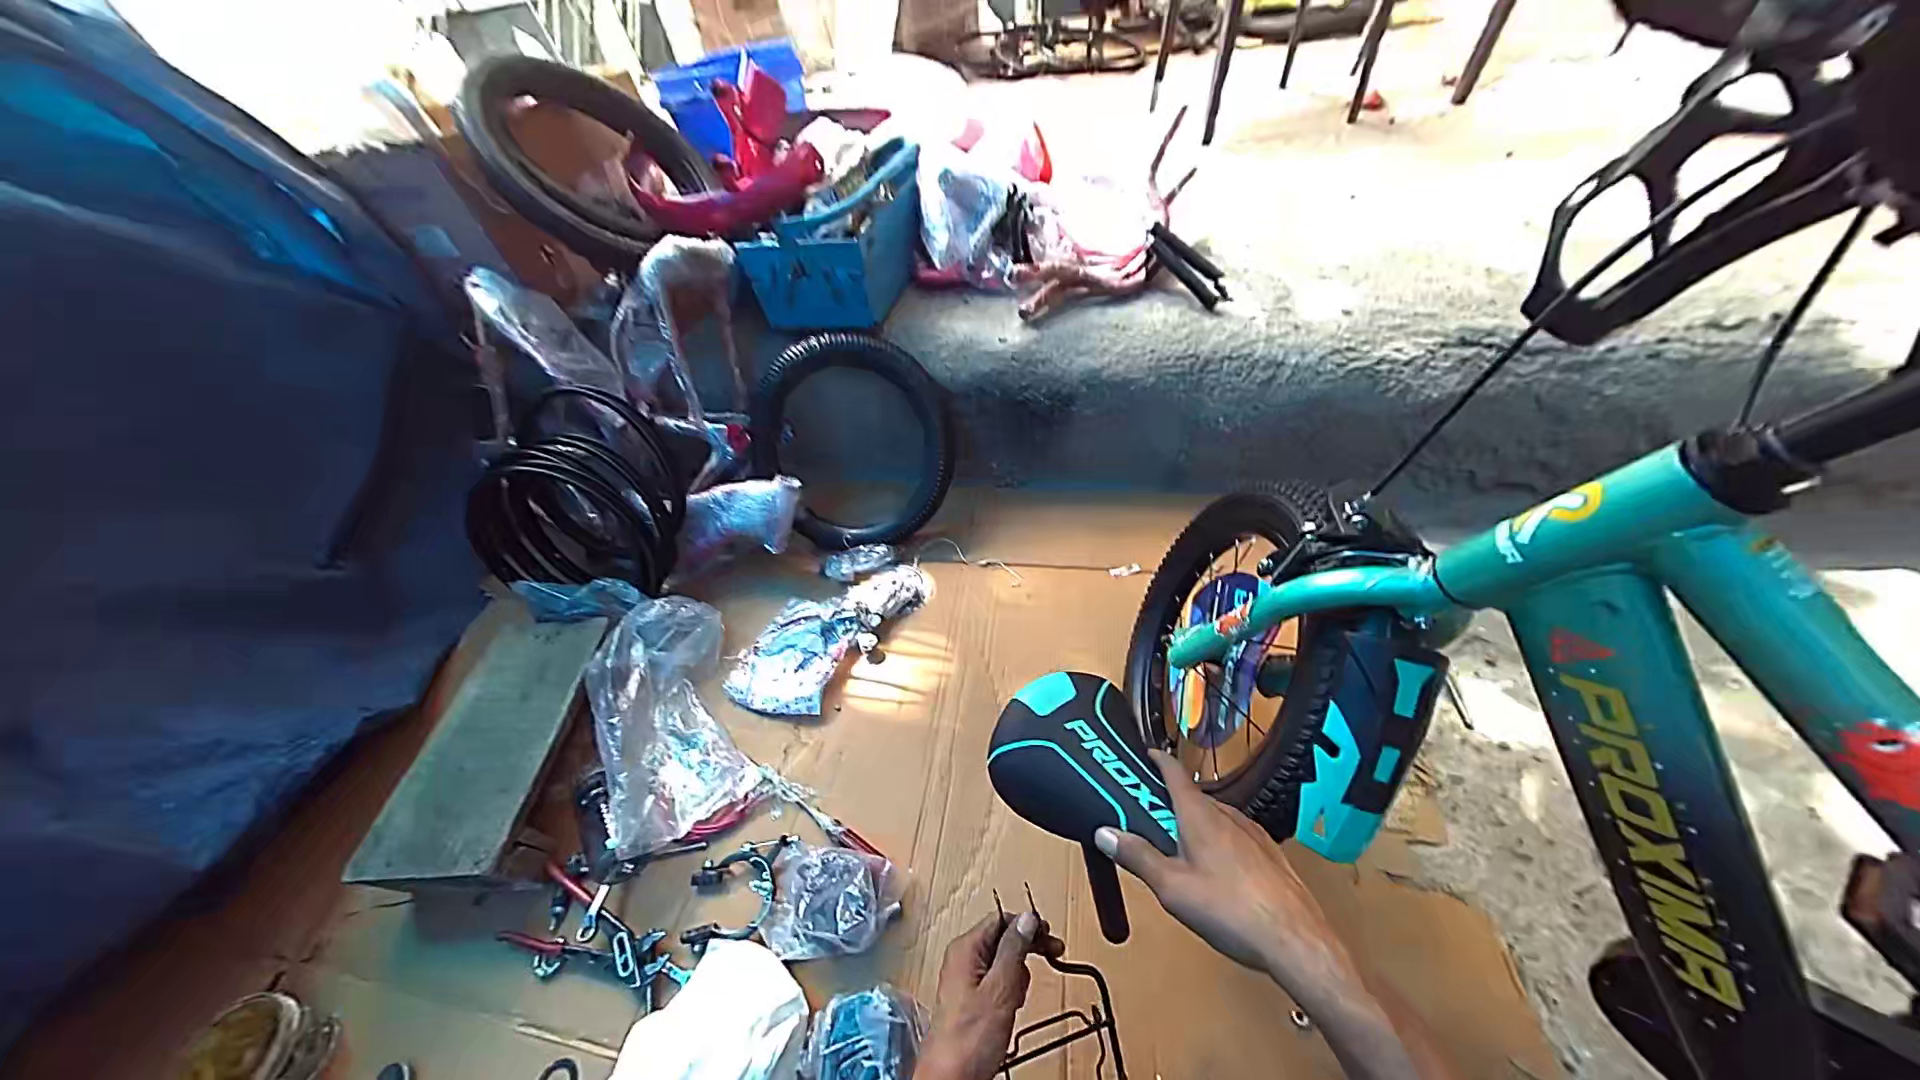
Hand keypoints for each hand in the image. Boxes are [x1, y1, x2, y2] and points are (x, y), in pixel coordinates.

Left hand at [916, 911, 1063, 1079]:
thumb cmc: (970, 1038)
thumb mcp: (1000, 989)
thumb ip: (1014, 950)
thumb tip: (1027, 918)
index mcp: (966, 947)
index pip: (1001, 919)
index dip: (1027, 925)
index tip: (1050, 937)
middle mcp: (963, 957)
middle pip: (1002, 938)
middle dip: (1026, 949)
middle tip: (1053, 954)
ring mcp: (966, 978)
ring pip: (1002, 961)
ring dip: (1018, 974)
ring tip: (1018, 996)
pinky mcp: (970, 998)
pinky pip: (997, 981)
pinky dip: (1010, 990)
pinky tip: (1012, 1006)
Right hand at [1097, 751, 1456, 1079]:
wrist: (1297, 943)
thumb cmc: (1231, 911)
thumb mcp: (1171, 888)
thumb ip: (1137, 856)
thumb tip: (1105, 833)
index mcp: (1200, 814)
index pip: (1175, 772)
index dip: (1158, 759)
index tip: (1147, 753)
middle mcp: (1229, 815)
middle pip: (1192, 797)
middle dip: (1169, 803)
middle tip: (1147, 820)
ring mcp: (1253, 834)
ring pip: (1215, 817)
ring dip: (1193, 824)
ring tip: (1178, 853)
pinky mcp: (1270, 856)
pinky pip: (1235, 837)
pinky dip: (1218, 842)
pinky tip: (1216, 874)